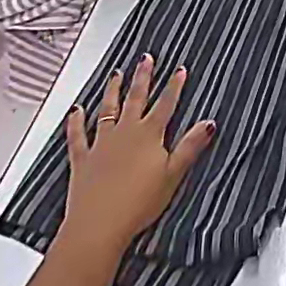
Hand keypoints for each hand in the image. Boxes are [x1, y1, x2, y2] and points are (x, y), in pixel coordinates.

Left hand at [57, 54, 215, 260]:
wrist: (99, 226)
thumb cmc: (138, 203)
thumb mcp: (173, 174)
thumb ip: (191, 146)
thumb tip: (209, 123)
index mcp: (149, 135)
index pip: (166, 104)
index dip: (174, 86)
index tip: (179, 69)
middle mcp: (125, 133)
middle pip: (136, 98)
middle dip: (143, 77)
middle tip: (146, 59)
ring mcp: (102, 144)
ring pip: (108, 110)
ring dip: (113, 91)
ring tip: (116, 74)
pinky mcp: (83, 160)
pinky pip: (78, 136)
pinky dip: (76, 122)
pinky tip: (76, 110)